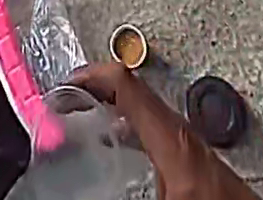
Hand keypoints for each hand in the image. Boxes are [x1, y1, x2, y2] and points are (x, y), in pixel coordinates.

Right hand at [69, 63, 259, 199]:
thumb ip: (124, 185)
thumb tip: (85, 189)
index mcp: (171, 137)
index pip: (124, 81)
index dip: (90, 75)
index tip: (66, 82)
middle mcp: (182, 131)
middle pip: (131, 87)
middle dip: (97, 85)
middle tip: (70, 94)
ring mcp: (190, 141)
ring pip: (143, 103)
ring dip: (112, 100)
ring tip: (87, 111)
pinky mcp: (196, 156)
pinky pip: (154, 121)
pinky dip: (129, 119)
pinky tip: (120, 140)